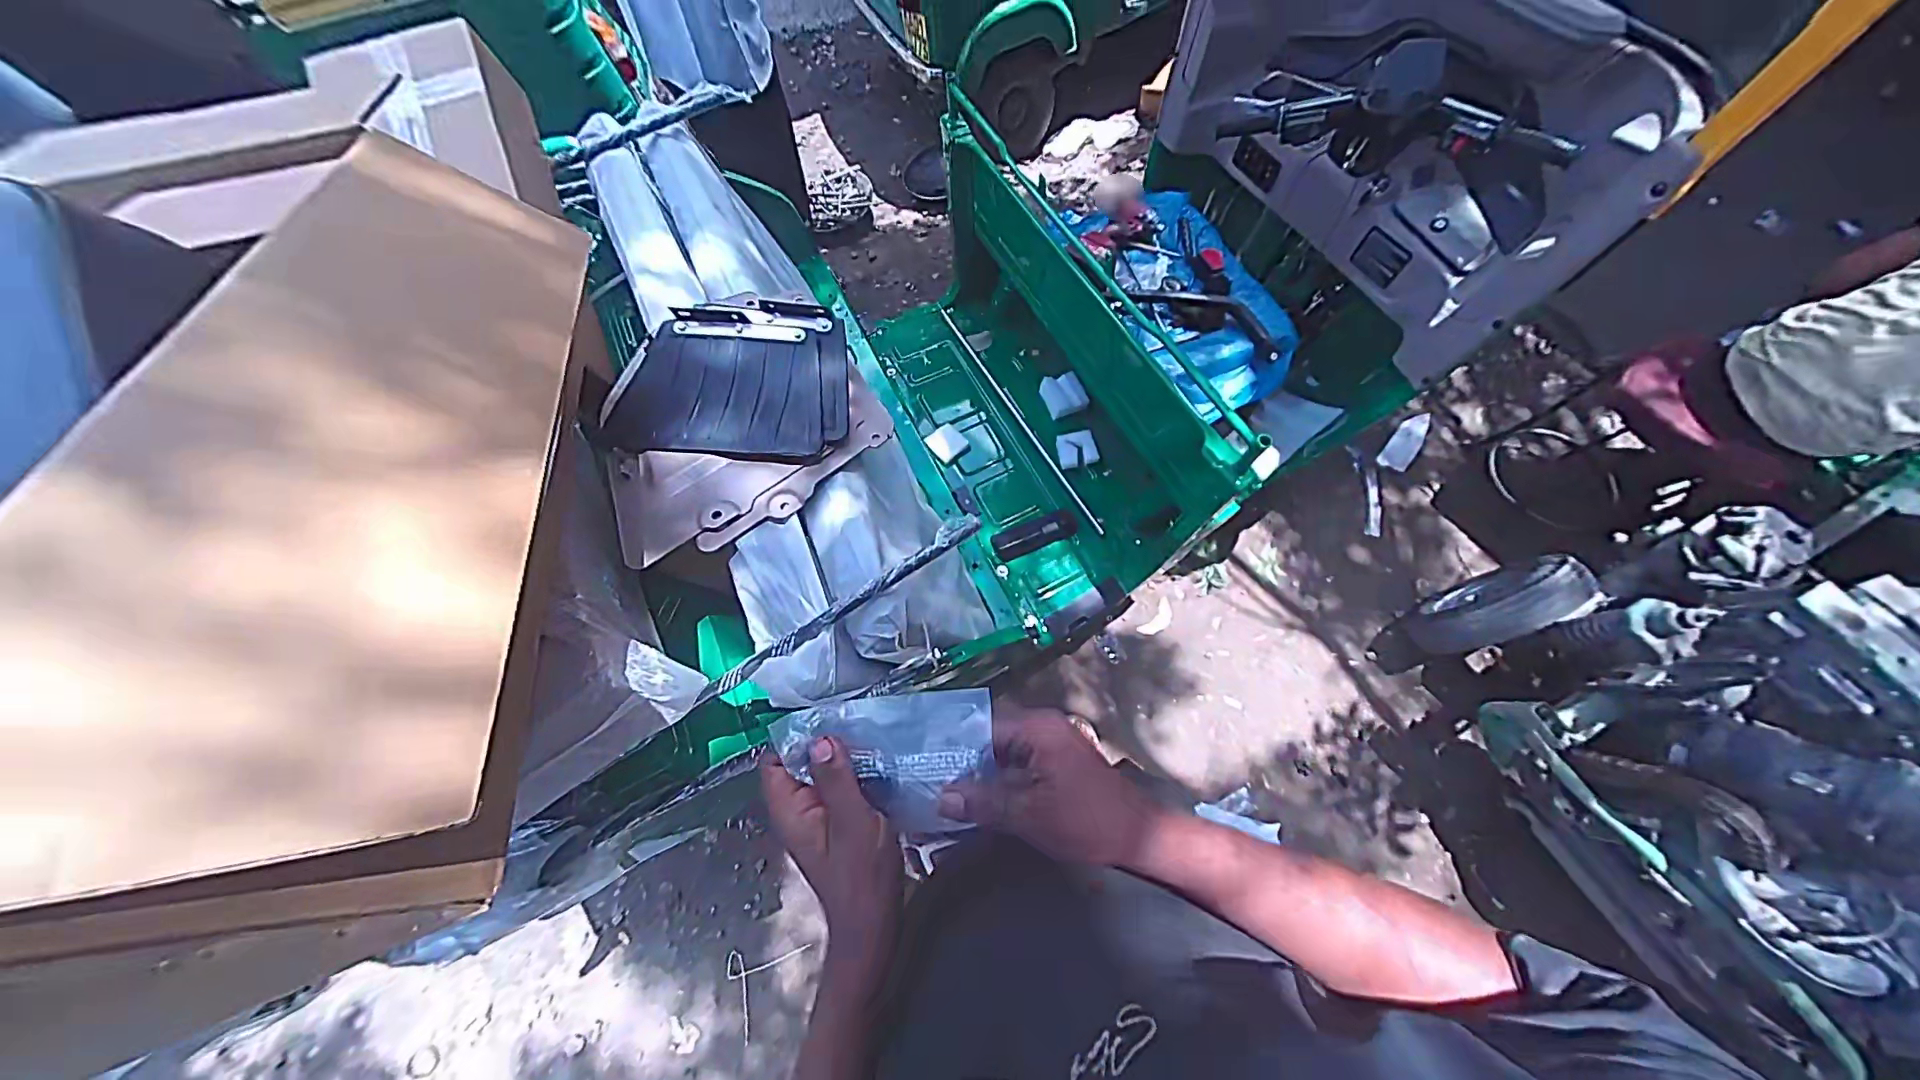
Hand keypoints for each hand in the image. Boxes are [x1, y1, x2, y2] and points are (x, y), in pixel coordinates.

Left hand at [759, 738, 902, 986]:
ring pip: (824, 774)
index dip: (795, 736)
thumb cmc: (862, 878)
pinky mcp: (840, 822)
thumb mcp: (853, 822)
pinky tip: (880, 763)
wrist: (877, 925)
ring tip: (870, 735)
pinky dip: (856, 774)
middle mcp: (799, 811)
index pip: (776, 761)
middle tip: (855, 721)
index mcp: (790, 811)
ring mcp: (820, 818)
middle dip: (824, 742)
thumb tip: (820, 739)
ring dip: (844, 757)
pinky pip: (841, 787)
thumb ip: (836, 780)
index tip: (824, 716)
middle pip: (801, 763)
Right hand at [939, 705, 1163, 866]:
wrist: (1140, 837)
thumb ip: (984, 802)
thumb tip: (942, 798)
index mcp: (1037, 728)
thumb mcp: (1029, 814)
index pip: (982, 725)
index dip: (954, 746)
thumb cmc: (1087, 821)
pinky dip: (1001, 778)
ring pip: (1005, 751)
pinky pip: (1020, 762)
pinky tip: (983, 798)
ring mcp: (1053, 743)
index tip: (929, 763)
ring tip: (951, 791)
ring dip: (983, 771)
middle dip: (965, 759)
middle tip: (934, 779)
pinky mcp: (1059, 761)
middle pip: (992, 736)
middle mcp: (1044, 726)